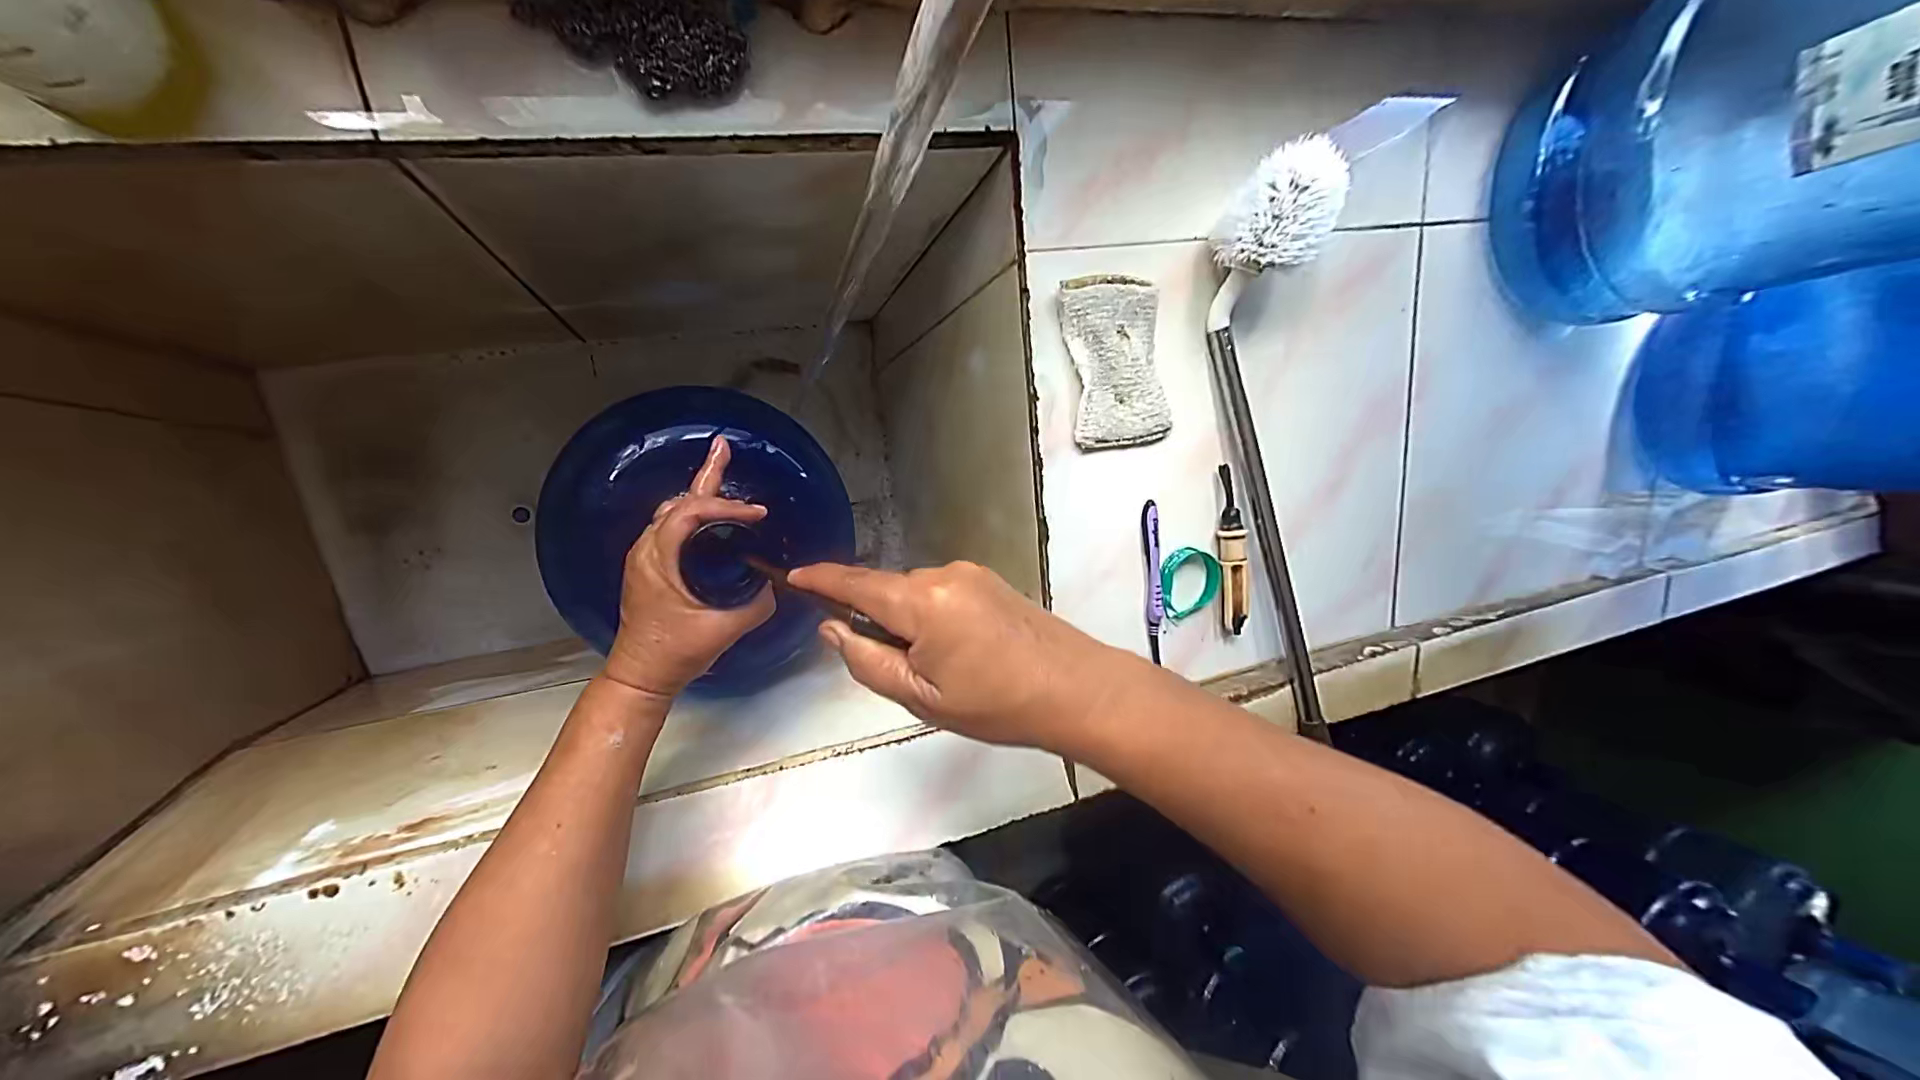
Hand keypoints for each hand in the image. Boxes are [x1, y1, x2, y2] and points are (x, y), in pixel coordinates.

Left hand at [602, 436, 775, 700]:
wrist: (642, 676)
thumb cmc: (672, 654)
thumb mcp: (725, 629)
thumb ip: (757, 604)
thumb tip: (774, 585)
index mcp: (659, 560)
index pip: (691, 514)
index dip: (726, 507)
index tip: (755, 514)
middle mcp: (647, 552)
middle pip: (679, 502)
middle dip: (706, 475)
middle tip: (723, 448)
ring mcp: (647, 558)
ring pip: (673, 511)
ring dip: (700, 492)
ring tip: (720, 471)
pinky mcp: (652, 568)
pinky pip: (672, 527)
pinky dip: (694, 512)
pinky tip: (711, 513)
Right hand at [786, 560, 1138, 754]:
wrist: (1075, 688)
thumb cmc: (996, 703)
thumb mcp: (921, 697)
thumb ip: (866, 660)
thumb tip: (832, 629)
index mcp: (922, 601)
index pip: (857, 583)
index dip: (822, 579)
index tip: (794, 576)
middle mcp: (944, 575)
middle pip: (888, 591)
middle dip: (876, 619)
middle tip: (896, 670)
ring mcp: (971, 575)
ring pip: (916, 594)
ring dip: (908, 621)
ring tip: (939, 669)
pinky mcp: (990, 582)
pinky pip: (942, 593)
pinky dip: (931, 616)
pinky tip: (958, 652)